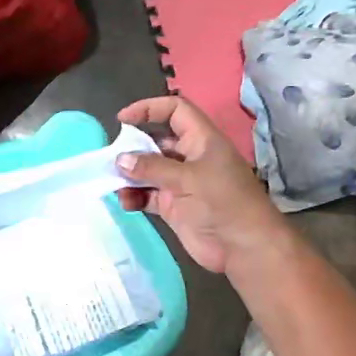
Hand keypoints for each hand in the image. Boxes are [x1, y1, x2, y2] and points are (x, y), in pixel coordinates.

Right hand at [115, 97, 279, 272]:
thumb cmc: (223, 202)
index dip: (150, 108)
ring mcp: (180, 182)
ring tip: (114, 182)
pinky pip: (146, 195)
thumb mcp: (188, 178)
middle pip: (156, 141)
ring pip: (148, 170)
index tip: (123, 119)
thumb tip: (120, 160)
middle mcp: (190, 157)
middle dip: (133, 146)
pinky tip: (126, 202)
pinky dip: (134, 196)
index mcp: (201, 140)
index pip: (175, 110)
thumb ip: (152, 167)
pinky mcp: (173, 206)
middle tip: (112, 157)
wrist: (243, 247)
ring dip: (130, 174)